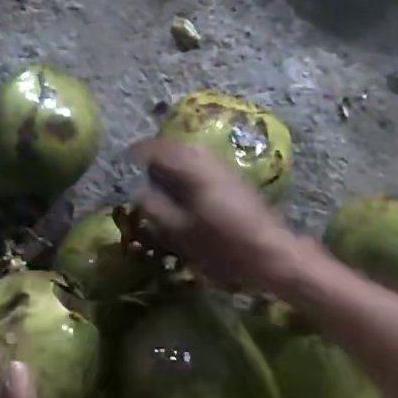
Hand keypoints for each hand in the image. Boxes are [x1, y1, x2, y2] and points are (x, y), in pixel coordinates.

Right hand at [132, 139, 308, 290]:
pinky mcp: (237, 179)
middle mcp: (212, 163)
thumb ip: (156, 209)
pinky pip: (207, 161)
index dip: (142, 151)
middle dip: (160, 150)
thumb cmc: (223, 246)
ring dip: (176, 156)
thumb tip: (137, 191)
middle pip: (181, 145)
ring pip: (196, 151)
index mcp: (195, 172)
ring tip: (160, 171)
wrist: (270, 251)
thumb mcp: (181, 233)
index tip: (127, 156)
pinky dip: (190, 164)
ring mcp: (227, 169)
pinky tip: (185, 182)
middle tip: (142, 162)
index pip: (162, 150)